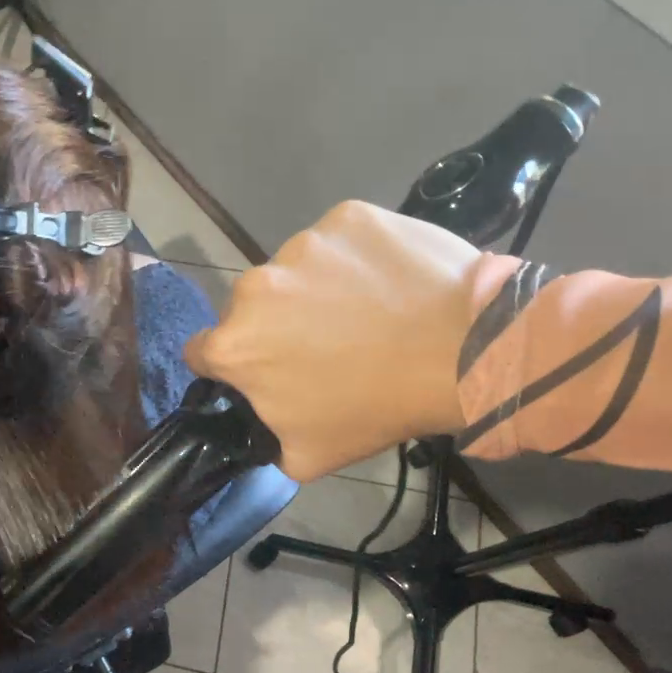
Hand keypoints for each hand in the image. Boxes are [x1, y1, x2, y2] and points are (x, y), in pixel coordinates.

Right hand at [185, 201, 480, 481]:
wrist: (469, 352)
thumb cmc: (377, 406)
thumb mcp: (304, 455)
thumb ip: (262, 438)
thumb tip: (260, 420)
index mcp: (233, 345)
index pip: (202, 352)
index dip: (229, 365)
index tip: (263, 370)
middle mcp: (253, 287)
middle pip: (248, 308)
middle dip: (273, 324)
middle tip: (324, 344)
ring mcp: (301, 245)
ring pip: (293, 271)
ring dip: (313, 289)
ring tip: (365, 310)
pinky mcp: (347, 217)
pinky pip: (337, 240)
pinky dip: (353, 258)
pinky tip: (387, 281)